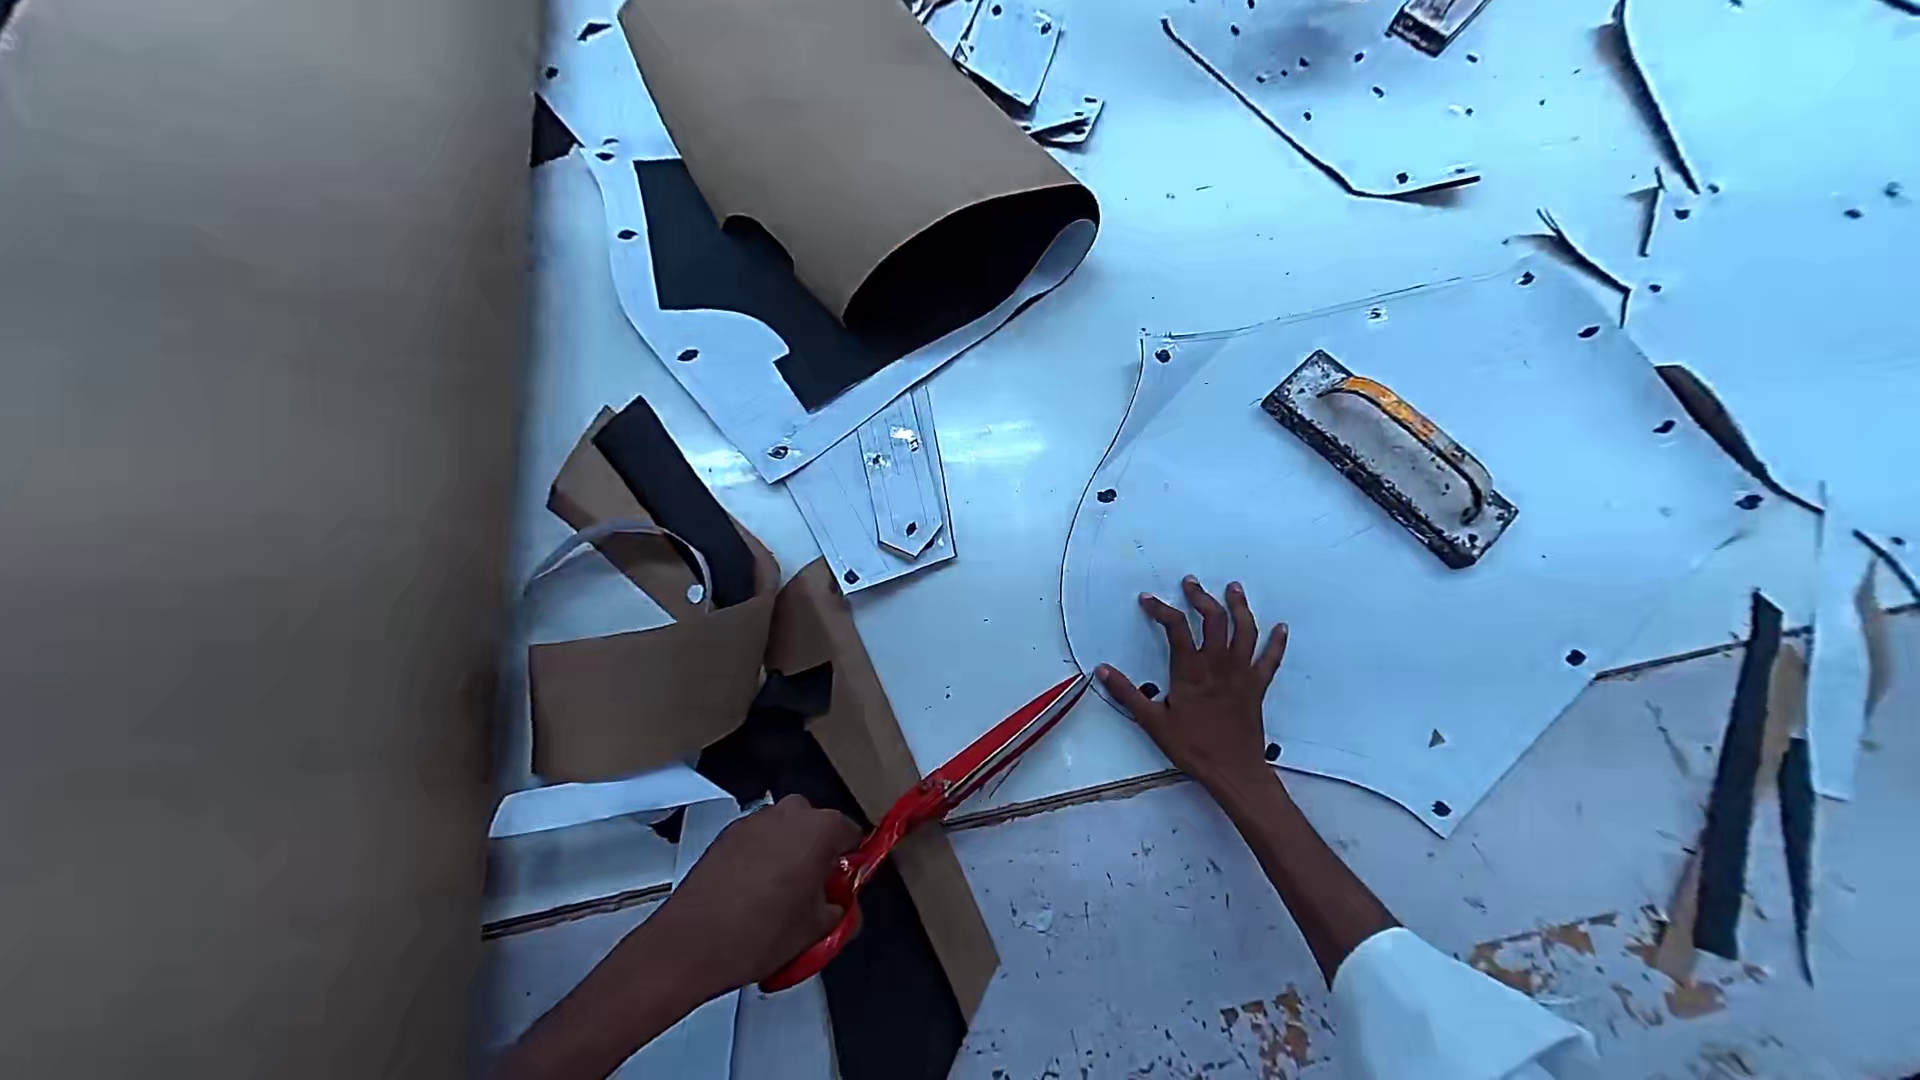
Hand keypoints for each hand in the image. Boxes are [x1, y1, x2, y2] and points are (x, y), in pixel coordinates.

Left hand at [647, 795, 862, 997]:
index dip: (851, 861)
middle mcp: (791, 813)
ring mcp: (757, 819)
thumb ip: (842, 910)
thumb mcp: (816, 930)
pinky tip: (752, 892)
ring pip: (785, 831)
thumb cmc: (758, 933)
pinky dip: (760, 856)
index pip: (852, 834)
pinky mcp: (729, 831)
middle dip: (818, 853)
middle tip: (812, 891)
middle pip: (817, 827)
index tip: (844, 883)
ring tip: (779, 896)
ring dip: (788, 853)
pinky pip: (758, 838)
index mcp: (822, 828)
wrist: (693, 942)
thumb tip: (843, 905)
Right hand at [1096, 576, 1287, 789]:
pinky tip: (1281, 628)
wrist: (1233, 771)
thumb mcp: (1152, 721)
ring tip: (1233, 588)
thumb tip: (1102, 670)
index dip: (1161, 609)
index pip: (1176, 627)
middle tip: (1191, 583)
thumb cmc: (1192, 747)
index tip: (1148, 599)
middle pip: (1214, 619)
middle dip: (1201, 597)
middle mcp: (1218, 665)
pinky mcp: (1258, 686)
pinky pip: (1271, 659)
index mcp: (1191, 670)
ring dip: (1238, 606)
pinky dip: (1277, 642)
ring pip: (1244, 630)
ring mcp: (1242, 673)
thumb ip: (1127, 693)